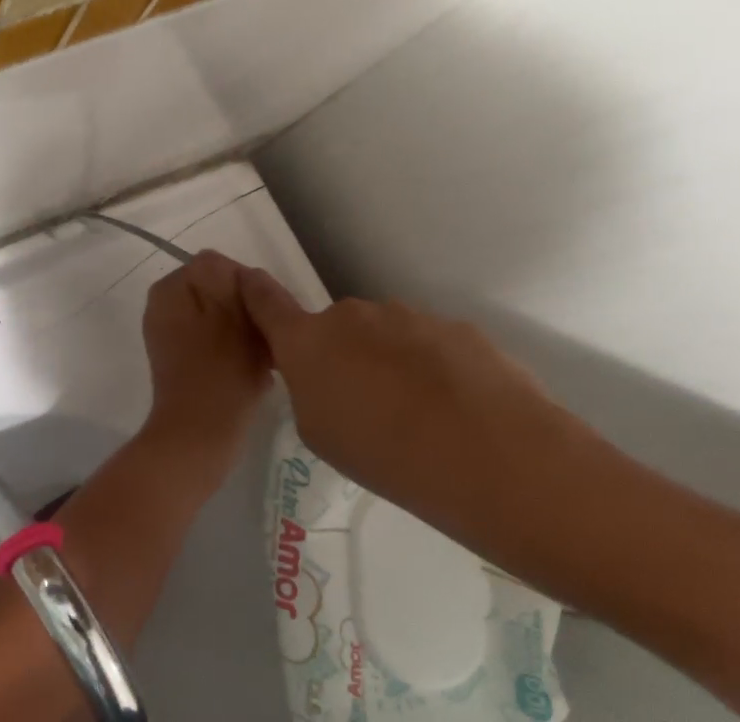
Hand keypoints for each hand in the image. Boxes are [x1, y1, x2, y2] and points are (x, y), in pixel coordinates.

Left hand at [140, 251, 272, 463]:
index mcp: (169, 289)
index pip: (221, 266)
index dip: (251, 288)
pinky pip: (218, 346)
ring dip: (249, 336)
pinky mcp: (183, 363)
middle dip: (250, 313)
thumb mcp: (229, 312)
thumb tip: (226, 268)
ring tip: (266, 360)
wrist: (200, 434)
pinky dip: (239, 356)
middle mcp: (164, 307)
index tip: (270, 315)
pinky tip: (256, 374)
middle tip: (272, 341)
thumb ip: (225, 278)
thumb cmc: (221, 371)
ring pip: (225, 321)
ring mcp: (171, 335)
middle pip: (222, 293)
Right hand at [237, 267, 592, 540]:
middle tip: (368, 405)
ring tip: (423, 418)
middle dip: (346, 355)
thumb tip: (330, 376)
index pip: (266, 300)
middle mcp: (352, 316)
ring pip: (388, 337)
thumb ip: (311, 391)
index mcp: (306, 341)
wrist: (494, 459)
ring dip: (394, 364)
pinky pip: (434, 348)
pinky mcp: (461, 330)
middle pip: (338, 328)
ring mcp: (410, 318)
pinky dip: (438, 373)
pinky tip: (460, 414)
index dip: (254, 291)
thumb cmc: (384, 454)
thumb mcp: (319, 432)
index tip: (245, 280)